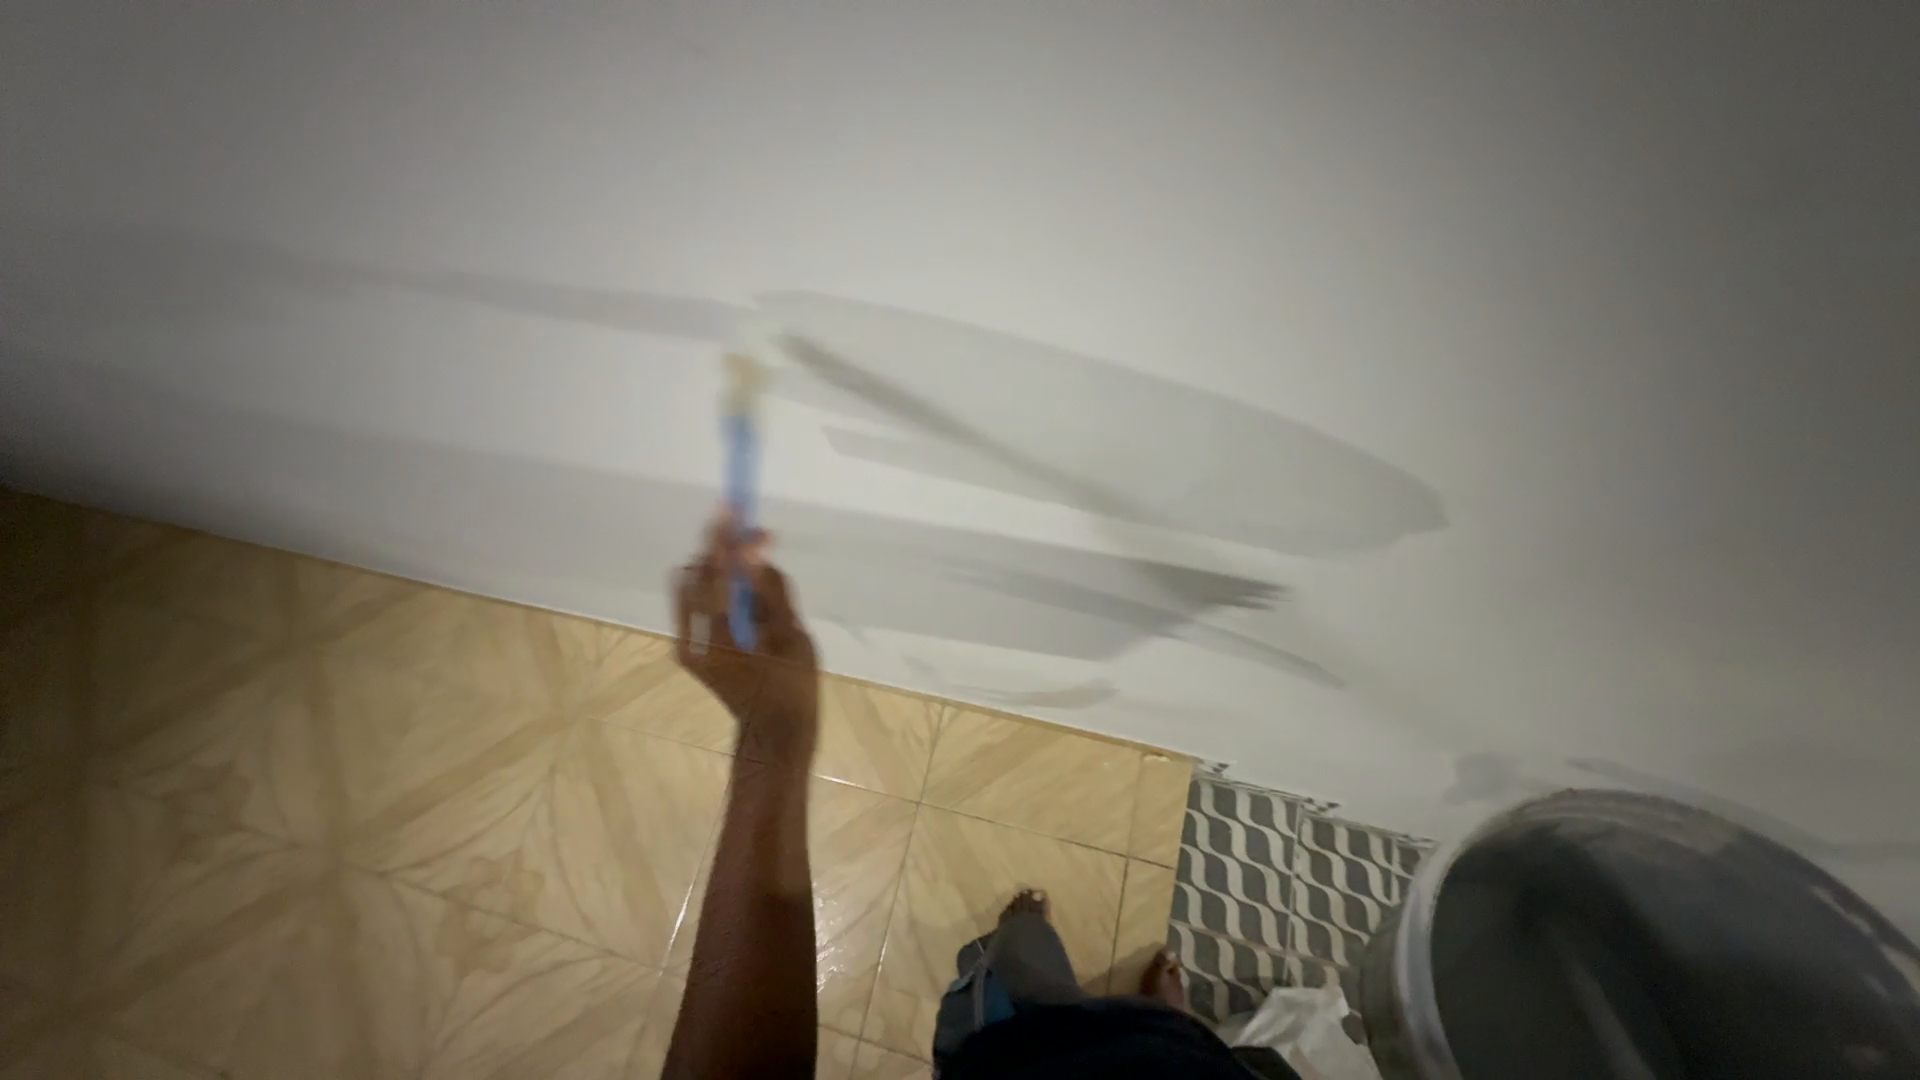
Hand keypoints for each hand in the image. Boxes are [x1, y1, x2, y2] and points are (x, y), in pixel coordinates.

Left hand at [673, 513, 818, 766]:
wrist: (772, 733)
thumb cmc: (793, 688)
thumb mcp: (794, 637)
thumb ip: (772, 592)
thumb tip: (753, 551)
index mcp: (723, 637)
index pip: (717, 574)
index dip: (725, 539)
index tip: (733, 509)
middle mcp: (693, 638)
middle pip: (698, 573)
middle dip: (723, 547)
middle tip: (755, 533)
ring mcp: (686, 644)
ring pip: (693, 585)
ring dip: (718, 566)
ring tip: (751, 563)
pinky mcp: (687, 648)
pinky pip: (693, 603)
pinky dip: (714, 586)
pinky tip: (739, 588)